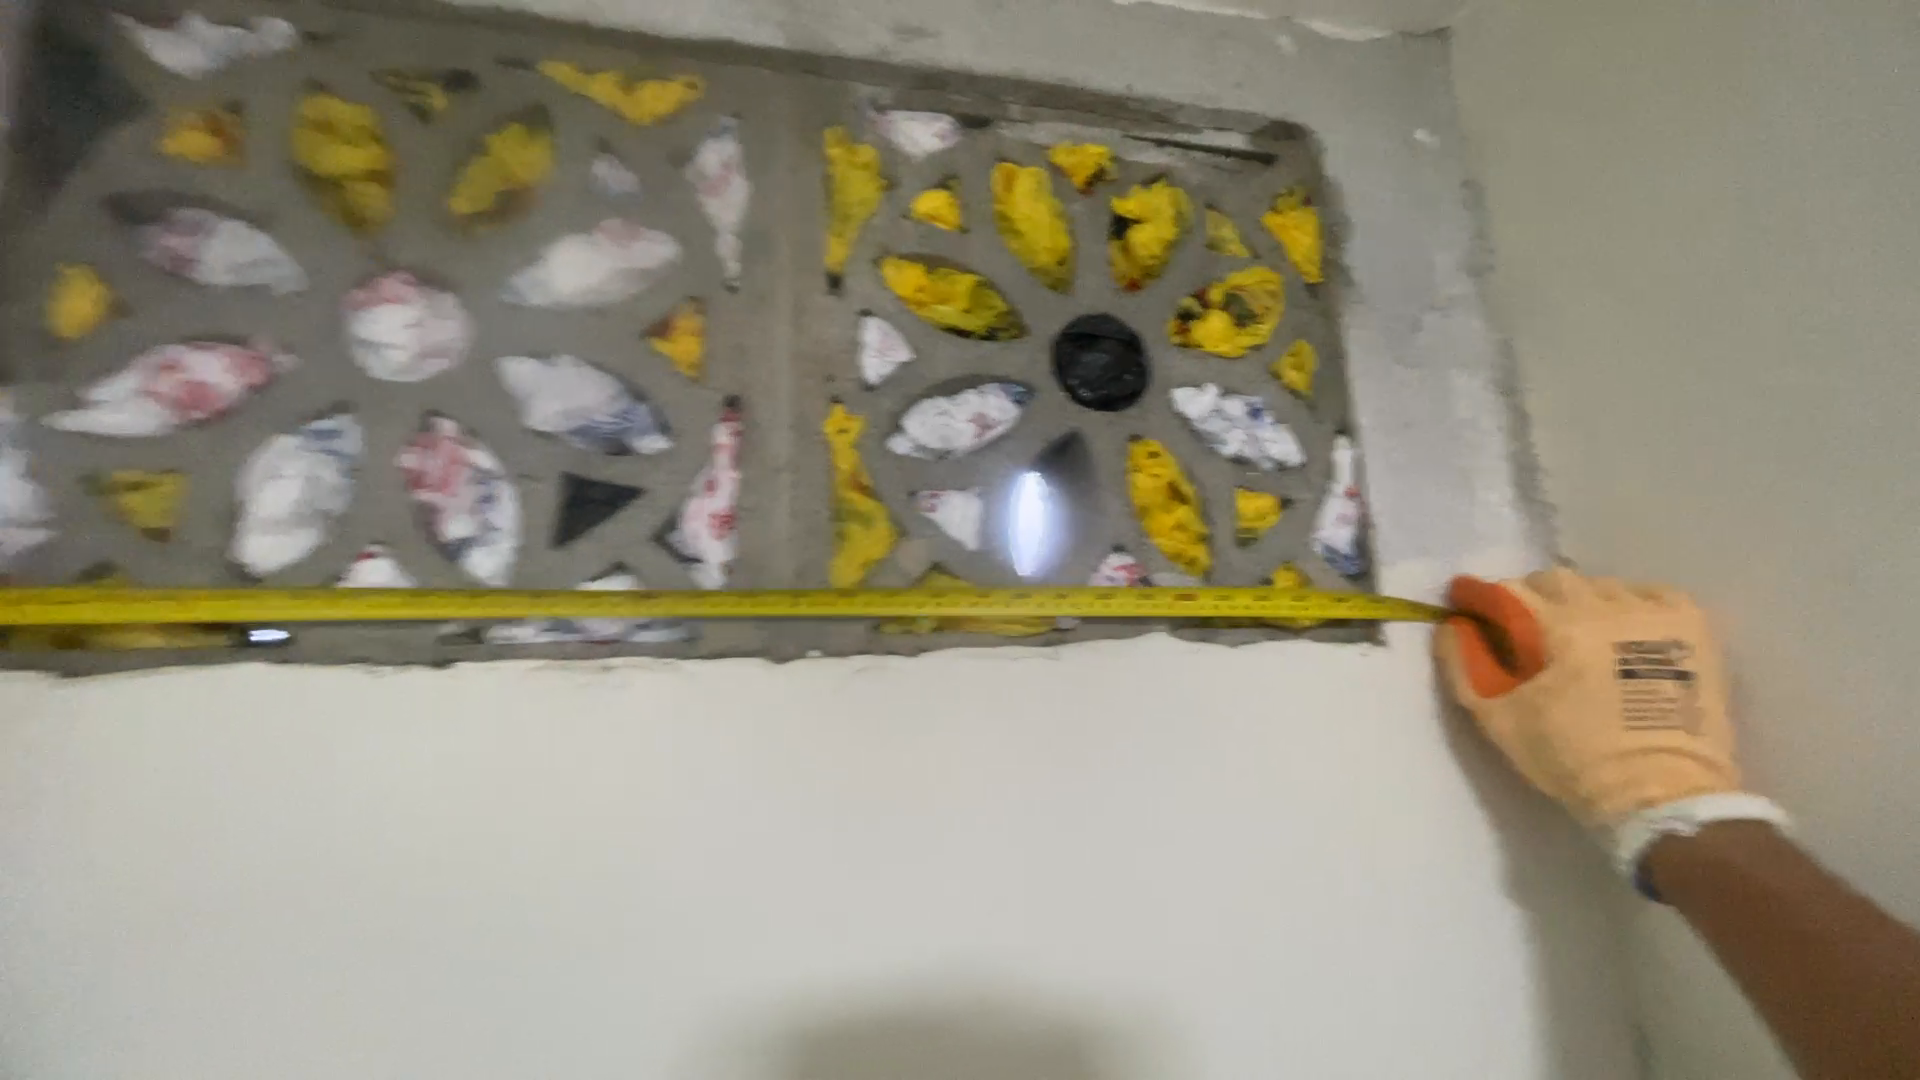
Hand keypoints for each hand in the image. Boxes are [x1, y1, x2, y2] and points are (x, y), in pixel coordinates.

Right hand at [1434, 568, 1741, 828]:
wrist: (1661, 793)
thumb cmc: (1570, 757)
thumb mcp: (1496, 717)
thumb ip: (1464, 664)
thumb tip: (1453, 625)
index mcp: (1560, 628)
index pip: (1505, 590)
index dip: (1477, 595)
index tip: (1464, 605)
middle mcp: (1608, 610)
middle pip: (1553, 580)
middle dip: (1527, 596)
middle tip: (1518, 627)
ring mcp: (1656, 618)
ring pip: (1601, 585)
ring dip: (1577, 601)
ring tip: (1571, 633)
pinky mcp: (1694, 632)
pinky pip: (1653, 594)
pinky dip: (1629, 603)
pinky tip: (1620, 628)